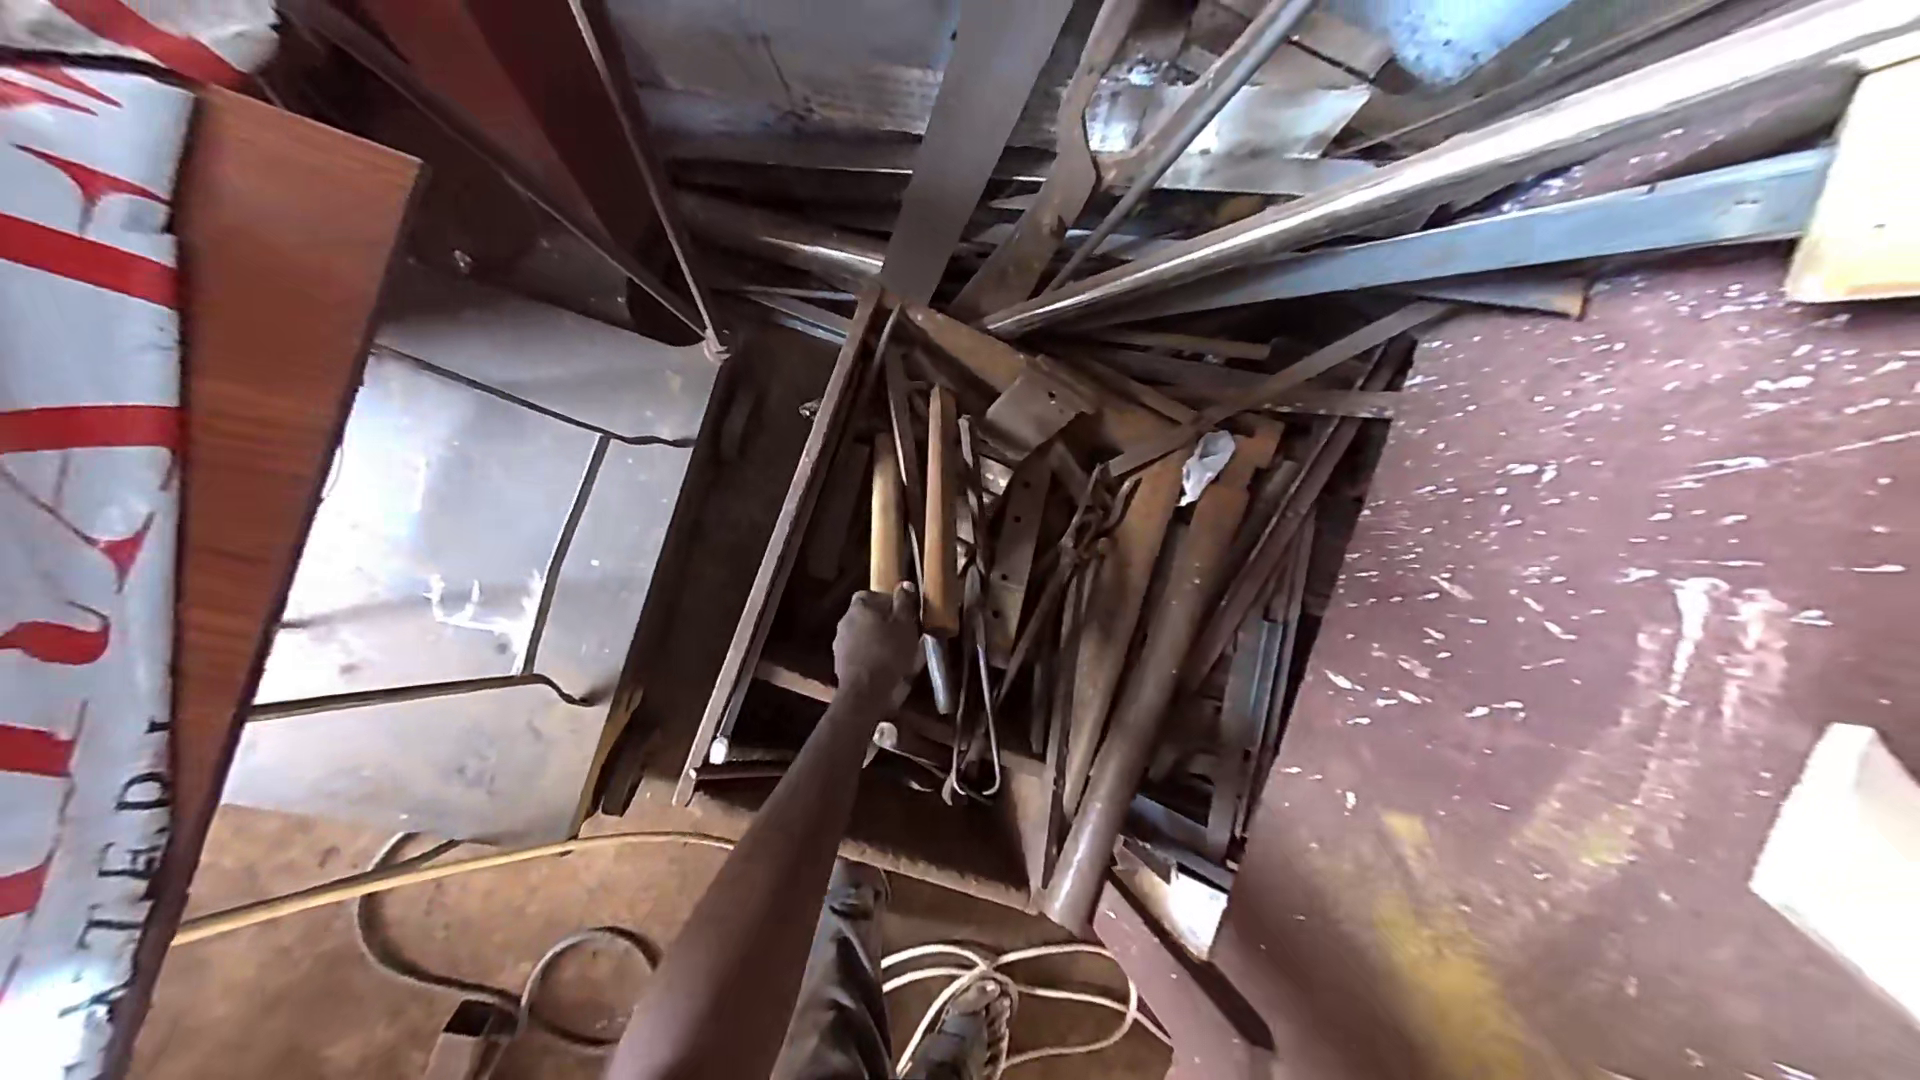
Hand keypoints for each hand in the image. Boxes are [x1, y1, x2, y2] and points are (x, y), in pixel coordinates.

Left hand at [833, 584, 920, 698]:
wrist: (866, 692)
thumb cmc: (889, 653)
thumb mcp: (905, 624)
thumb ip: (904, 602)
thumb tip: (904, 584)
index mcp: (860, 606)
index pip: (873, 595)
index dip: (890, 603)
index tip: (904, 616)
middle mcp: (845, 620)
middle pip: (867, 615)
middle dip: (883, 623)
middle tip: (903, 635)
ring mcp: (840, 642)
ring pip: (863, 635)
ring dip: (877, 641)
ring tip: (896, 654)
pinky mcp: (840, 662)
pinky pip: (860, 653)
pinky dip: (870, 657)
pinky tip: (885, 667)